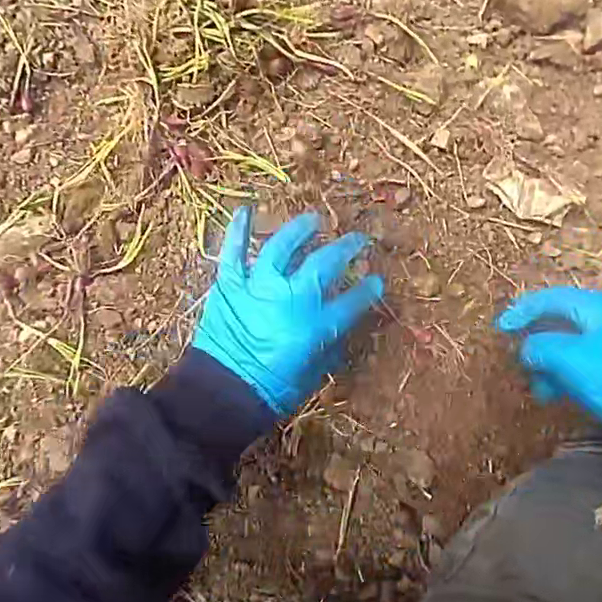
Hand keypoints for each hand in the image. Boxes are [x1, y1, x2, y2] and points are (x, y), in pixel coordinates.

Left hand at [192, 209, 385, 414]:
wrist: (224, 392)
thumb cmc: (273, 390)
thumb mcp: (313, 372)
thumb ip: (328, 346)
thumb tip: (336, 330)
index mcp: (318, 324)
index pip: (353, 300)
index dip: (368, 289)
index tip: (377, 280)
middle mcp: (293, 297)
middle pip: (326, 263)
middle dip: (347, 248)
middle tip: (358, 240)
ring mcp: (260, 286)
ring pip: (283, 247)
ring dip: (300, 230)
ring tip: (313, 220)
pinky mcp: (230, 284)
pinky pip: (234, 251)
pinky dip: (239, 229)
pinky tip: (246, 210)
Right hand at [496, 287, 601, 424]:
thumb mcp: (570, 360)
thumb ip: (541, 347)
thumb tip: (529, 348)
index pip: (555, 298)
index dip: (524, 310)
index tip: (501, 327)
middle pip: (566, 323)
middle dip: (540, 348)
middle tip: (526, 369)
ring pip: (578, 345)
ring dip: (555, 366)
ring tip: (546, 392)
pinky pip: (593, 359)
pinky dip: (574, 373)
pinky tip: (567, 394)